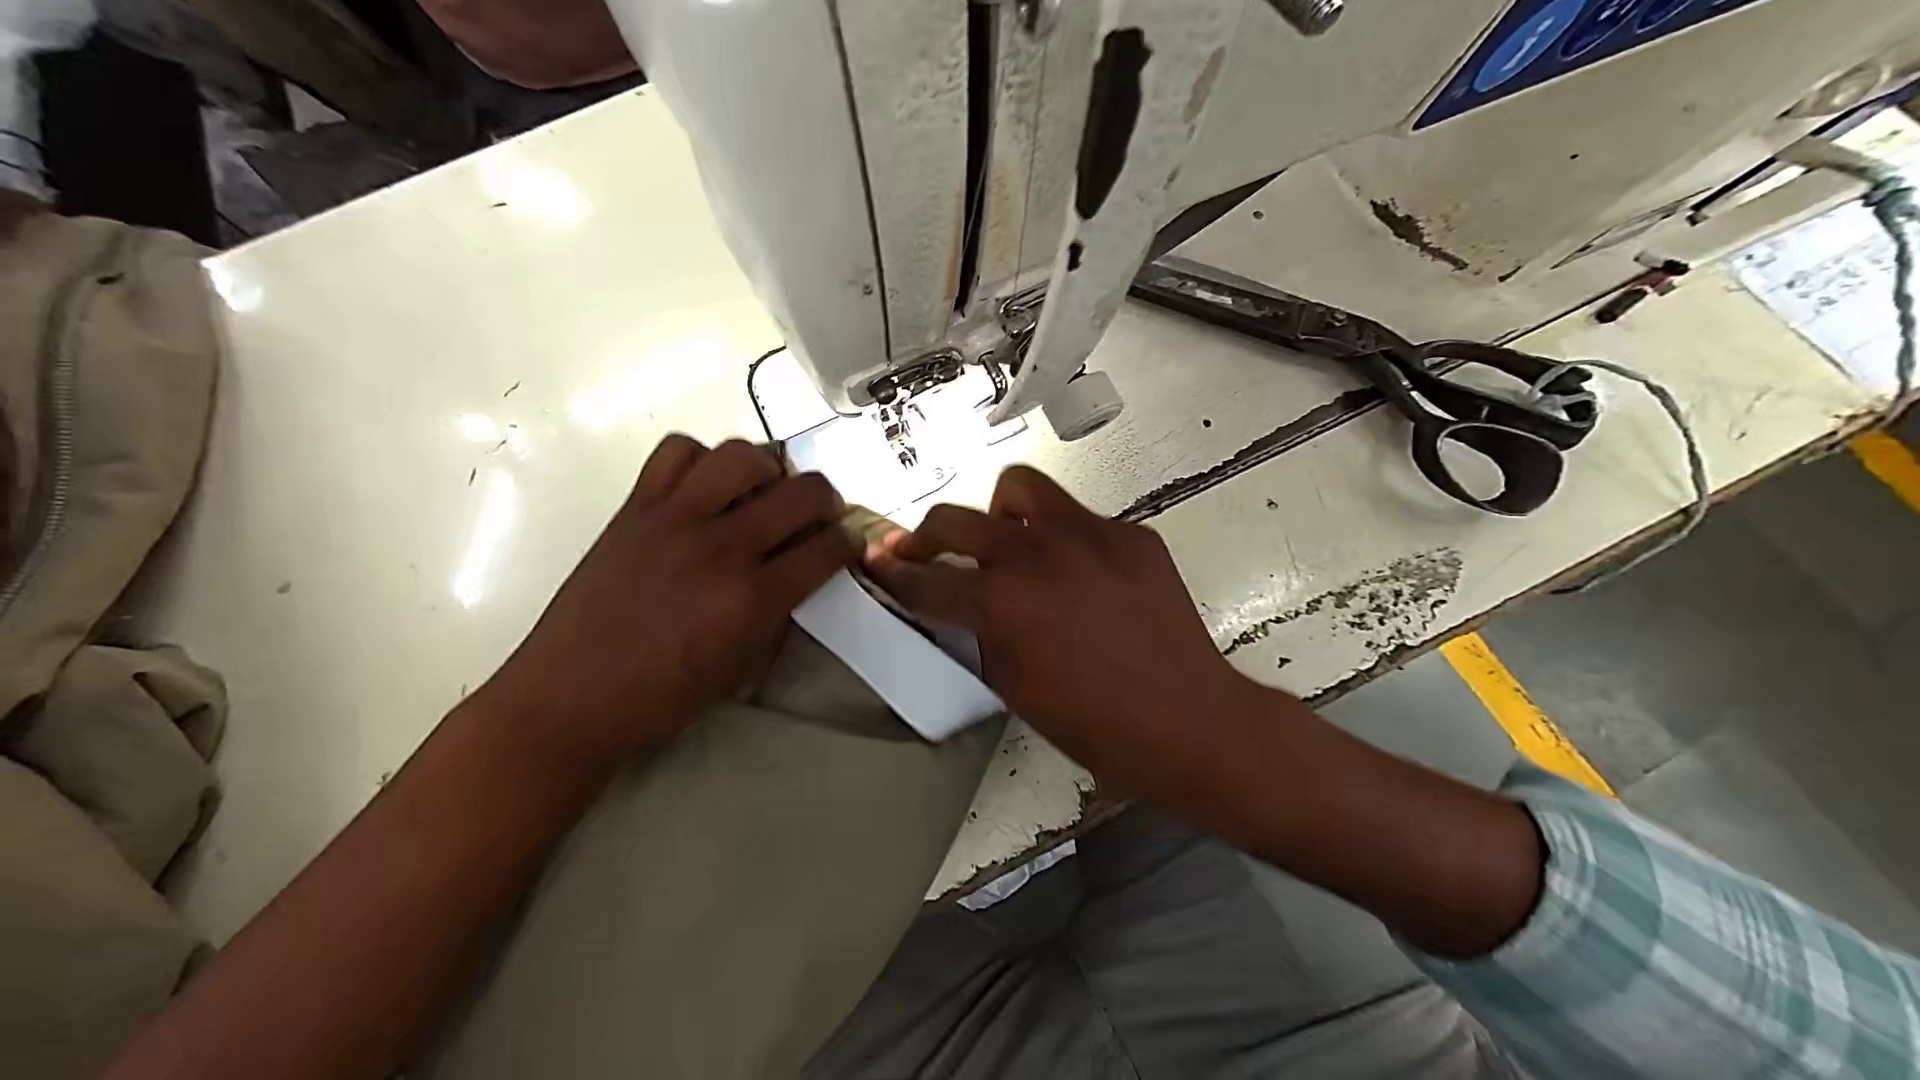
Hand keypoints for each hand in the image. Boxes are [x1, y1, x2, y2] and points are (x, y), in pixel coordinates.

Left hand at [482, 436, 855, 760]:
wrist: (571, 697)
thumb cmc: (664, 696)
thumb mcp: (745, 666)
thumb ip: (782, 614)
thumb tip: (801, 576)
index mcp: (754, 598)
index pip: (828, 549)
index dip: (850, 541)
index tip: (849, 543)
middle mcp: (722, 547)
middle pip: (802, 493)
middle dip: (827, 500)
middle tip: (821, 515)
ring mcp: (676, 520)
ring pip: (742, 456)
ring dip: (769, 469)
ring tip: (764, 491)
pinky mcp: (636, 507)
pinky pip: (677, 453)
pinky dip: (702, 460)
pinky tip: (706, 487)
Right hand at [864, 466, 1272, 798]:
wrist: (1188, 721)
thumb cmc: (1096, 726)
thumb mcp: (1015, 688)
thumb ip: (981, 635)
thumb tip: (966, 611)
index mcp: (1000, 602)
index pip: (925, 579)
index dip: (892, 574)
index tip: (877, 563)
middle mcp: (1035, 554)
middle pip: (952, 520)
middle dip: (922, 537)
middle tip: (921, 551)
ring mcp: (1087, 535)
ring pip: (1018, 490)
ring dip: (996, 515)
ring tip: (1005, 545)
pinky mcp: (1129, 534)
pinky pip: (1079, 520)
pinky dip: (1062, 541)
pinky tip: (1079, 576)